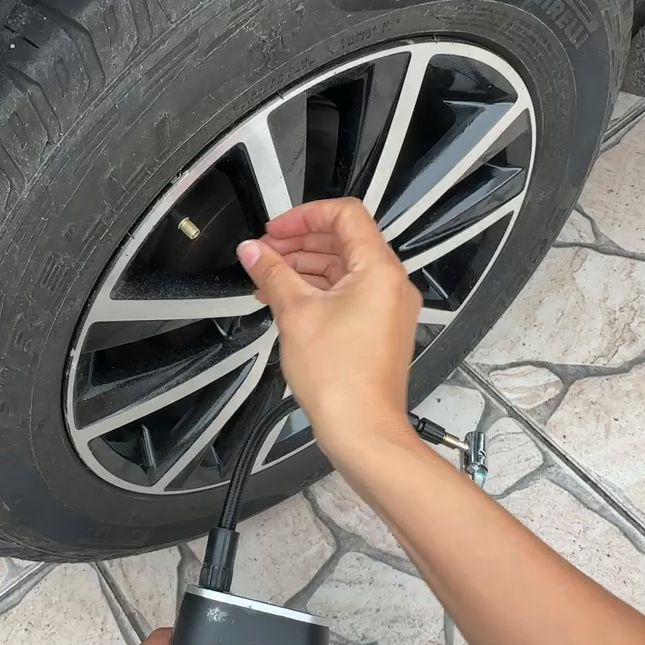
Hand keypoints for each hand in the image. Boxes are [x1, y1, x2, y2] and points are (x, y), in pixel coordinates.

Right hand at [236, 197, 422, 454]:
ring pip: (344, 269)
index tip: (276, 229)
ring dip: (305, 267)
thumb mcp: (295, 314)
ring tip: (268, 278)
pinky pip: (349, 294)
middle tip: (265, 252)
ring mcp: (388, 308)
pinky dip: (318, 290)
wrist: (361, 428)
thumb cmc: (342, 380)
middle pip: (343, 241)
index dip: (305, 215)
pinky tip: (288, 300)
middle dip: (299, 243)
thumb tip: (254, 251)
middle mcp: (391, 285)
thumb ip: (271, 274)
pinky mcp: (379, 328)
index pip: (345, 215)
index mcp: (379, 270)